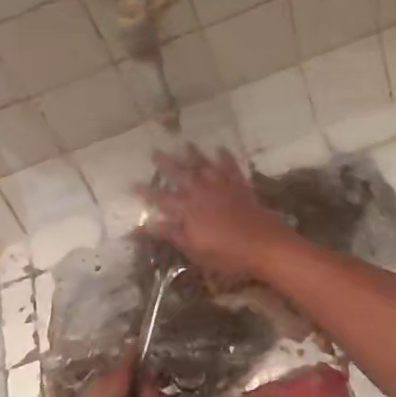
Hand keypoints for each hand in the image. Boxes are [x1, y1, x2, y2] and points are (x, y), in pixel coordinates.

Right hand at [141, 146, 297, 278]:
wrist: (263, 243)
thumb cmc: (226, 253)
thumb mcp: (193, 249)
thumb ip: (171, 234)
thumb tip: (145, 225)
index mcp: (187, 210)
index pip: (161, 199)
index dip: (147, 192)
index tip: (133, 183)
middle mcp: (202, 193)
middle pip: (181, 175)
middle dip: (167, 163)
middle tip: (155, 151)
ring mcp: (222, 186)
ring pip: (204, 166)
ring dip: (194, 154)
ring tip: (185, 143)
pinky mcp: (240, 185)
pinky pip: (230, 167)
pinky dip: (224, 157)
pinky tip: (220, 148)